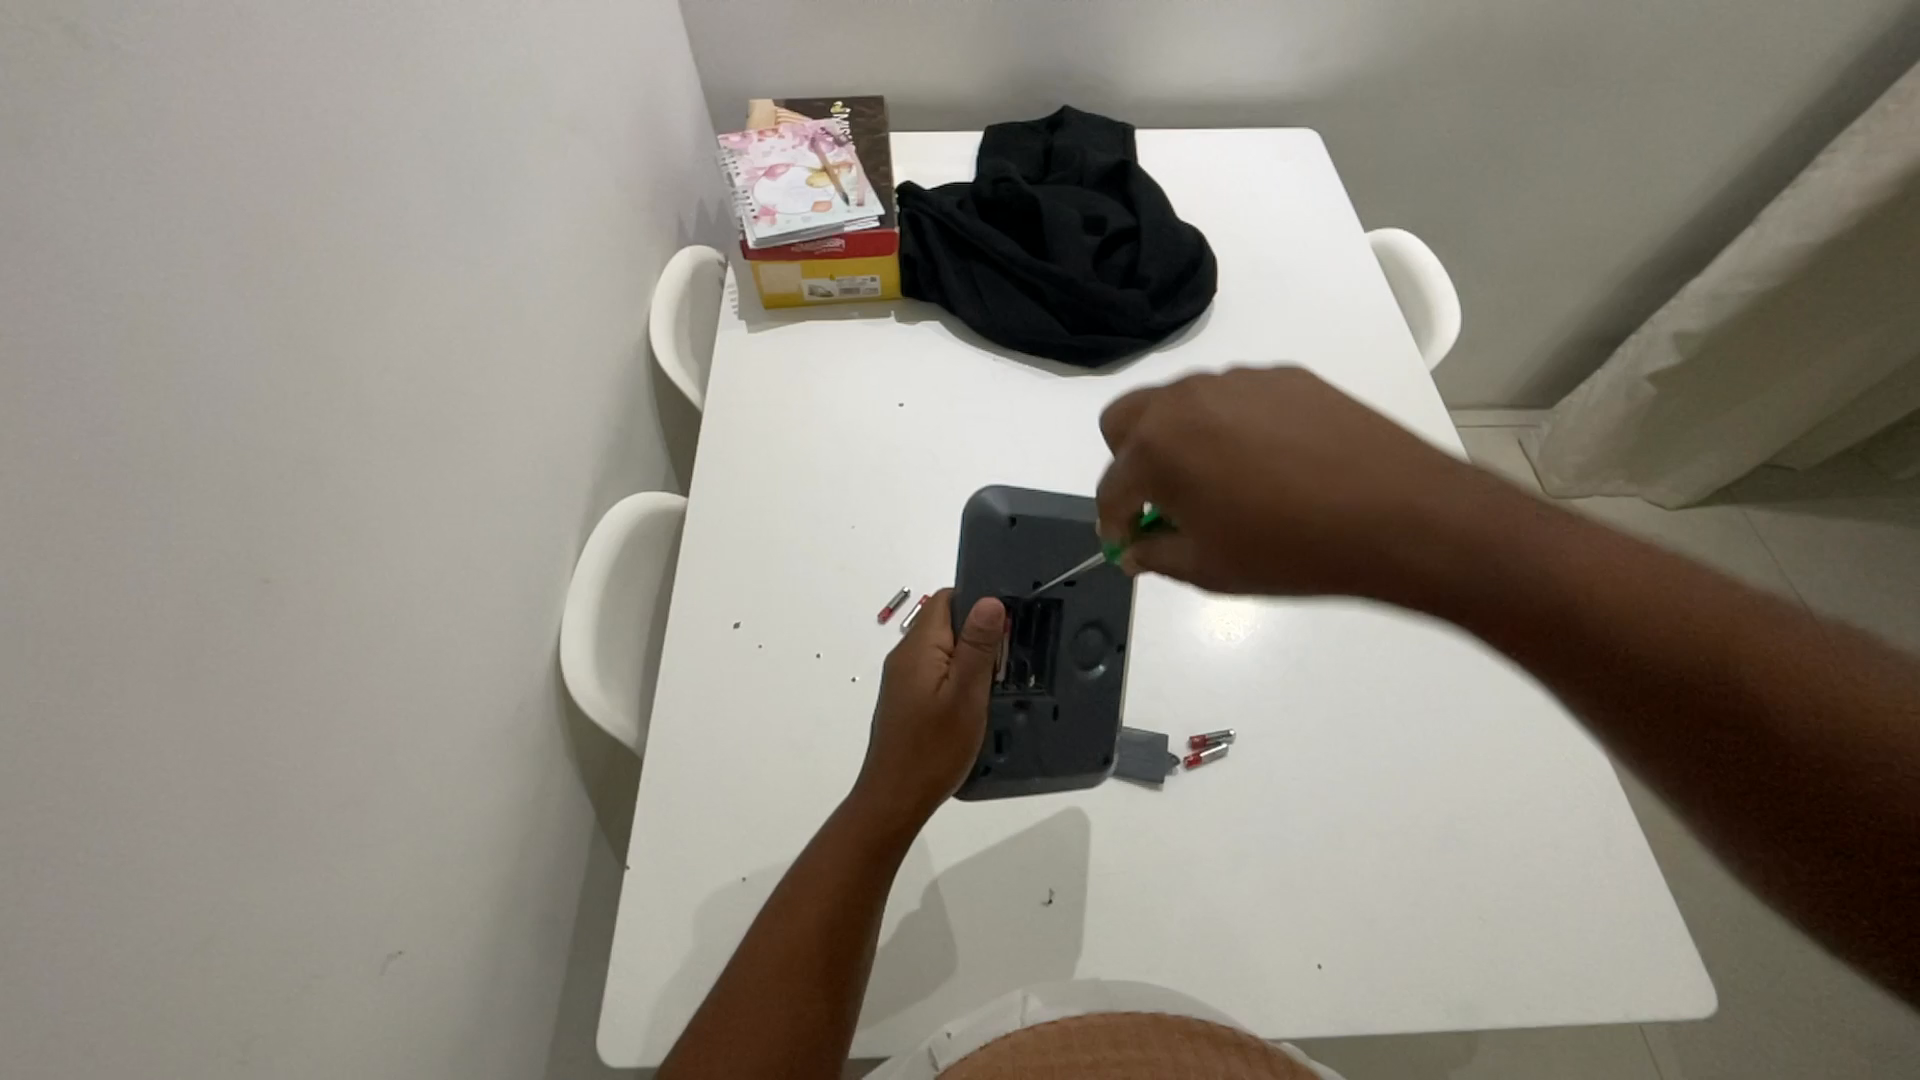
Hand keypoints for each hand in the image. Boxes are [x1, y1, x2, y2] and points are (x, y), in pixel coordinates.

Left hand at [852, 590, 1005, 827]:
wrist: (895, 797)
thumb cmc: (934, 747)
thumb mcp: (966, 694)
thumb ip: (978, 645)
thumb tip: (989, 599)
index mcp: (919, 646)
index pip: (947, 599)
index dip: (978, 602)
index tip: (1008, 622)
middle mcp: (905, 655)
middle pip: (945, 623)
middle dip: (979, 633)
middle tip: (1009, 657)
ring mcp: (903, 679)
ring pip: (942, 649)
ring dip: (971, 658)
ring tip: (998, 681)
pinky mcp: (906, 699)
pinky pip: (935, 672)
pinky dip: (958, 678)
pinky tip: (976, 701)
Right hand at [1095, 366, 1515, 602]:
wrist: (1402, 515)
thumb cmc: (1291, 551)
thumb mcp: (1209, 569)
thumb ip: (1155, 555)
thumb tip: (1135, 550)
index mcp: (1156, 449)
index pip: (1110, 487)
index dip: (1113, 524)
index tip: (1129, 546)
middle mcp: (1185, 401)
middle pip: (1123, 421)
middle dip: (1129, 464)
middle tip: (1164, 502)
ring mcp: (1235, 381)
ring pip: (1177, 404)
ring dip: (1177, 441)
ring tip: (1221, 484)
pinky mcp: (1282, 376)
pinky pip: (1230, 398)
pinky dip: (1227, 428)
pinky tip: (1268, 463)